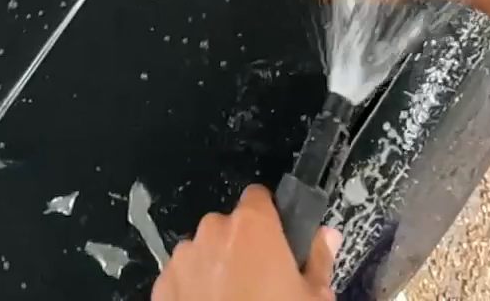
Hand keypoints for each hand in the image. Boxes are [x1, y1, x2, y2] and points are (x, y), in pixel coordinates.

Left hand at [152, 185, 338, 300]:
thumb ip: (319, 261)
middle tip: (259, 285)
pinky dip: (192, 291)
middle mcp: (213, 230)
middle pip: (229, 227)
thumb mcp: (314, 299)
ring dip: (215, 269)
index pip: (259, 198)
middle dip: (241, 249)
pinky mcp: (162, 287)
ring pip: (204, 252)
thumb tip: (327, 235)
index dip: (269, 219)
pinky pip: (182, 279)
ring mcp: (183, 258)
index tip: (277, 246)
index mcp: (252, 225)